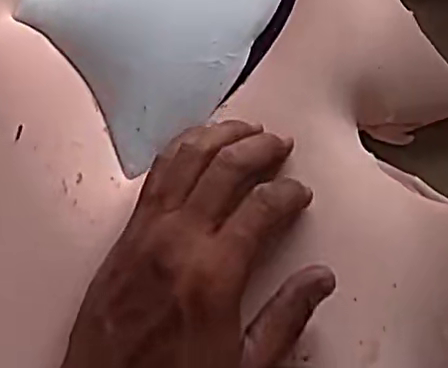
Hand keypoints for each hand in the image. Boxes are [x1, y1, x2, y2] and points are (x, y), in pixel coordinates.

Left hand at [61, 121, 335, 367]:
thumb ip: (285, 320)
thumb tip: (319, 280)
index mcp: (212, 276)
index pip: (262, 207)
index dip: (288, 192)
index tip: (299, 191)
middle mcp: (179, 240)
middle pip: (227, 167)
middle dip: (260, 147)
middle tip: (280, 143)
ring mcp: (149, 230)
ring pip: (189, 156)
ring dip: (221, 134)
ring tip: (245, 128)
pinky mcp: (128, 230)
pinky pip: (158, 171)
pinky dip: (182, 145)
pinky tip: (197, 140)